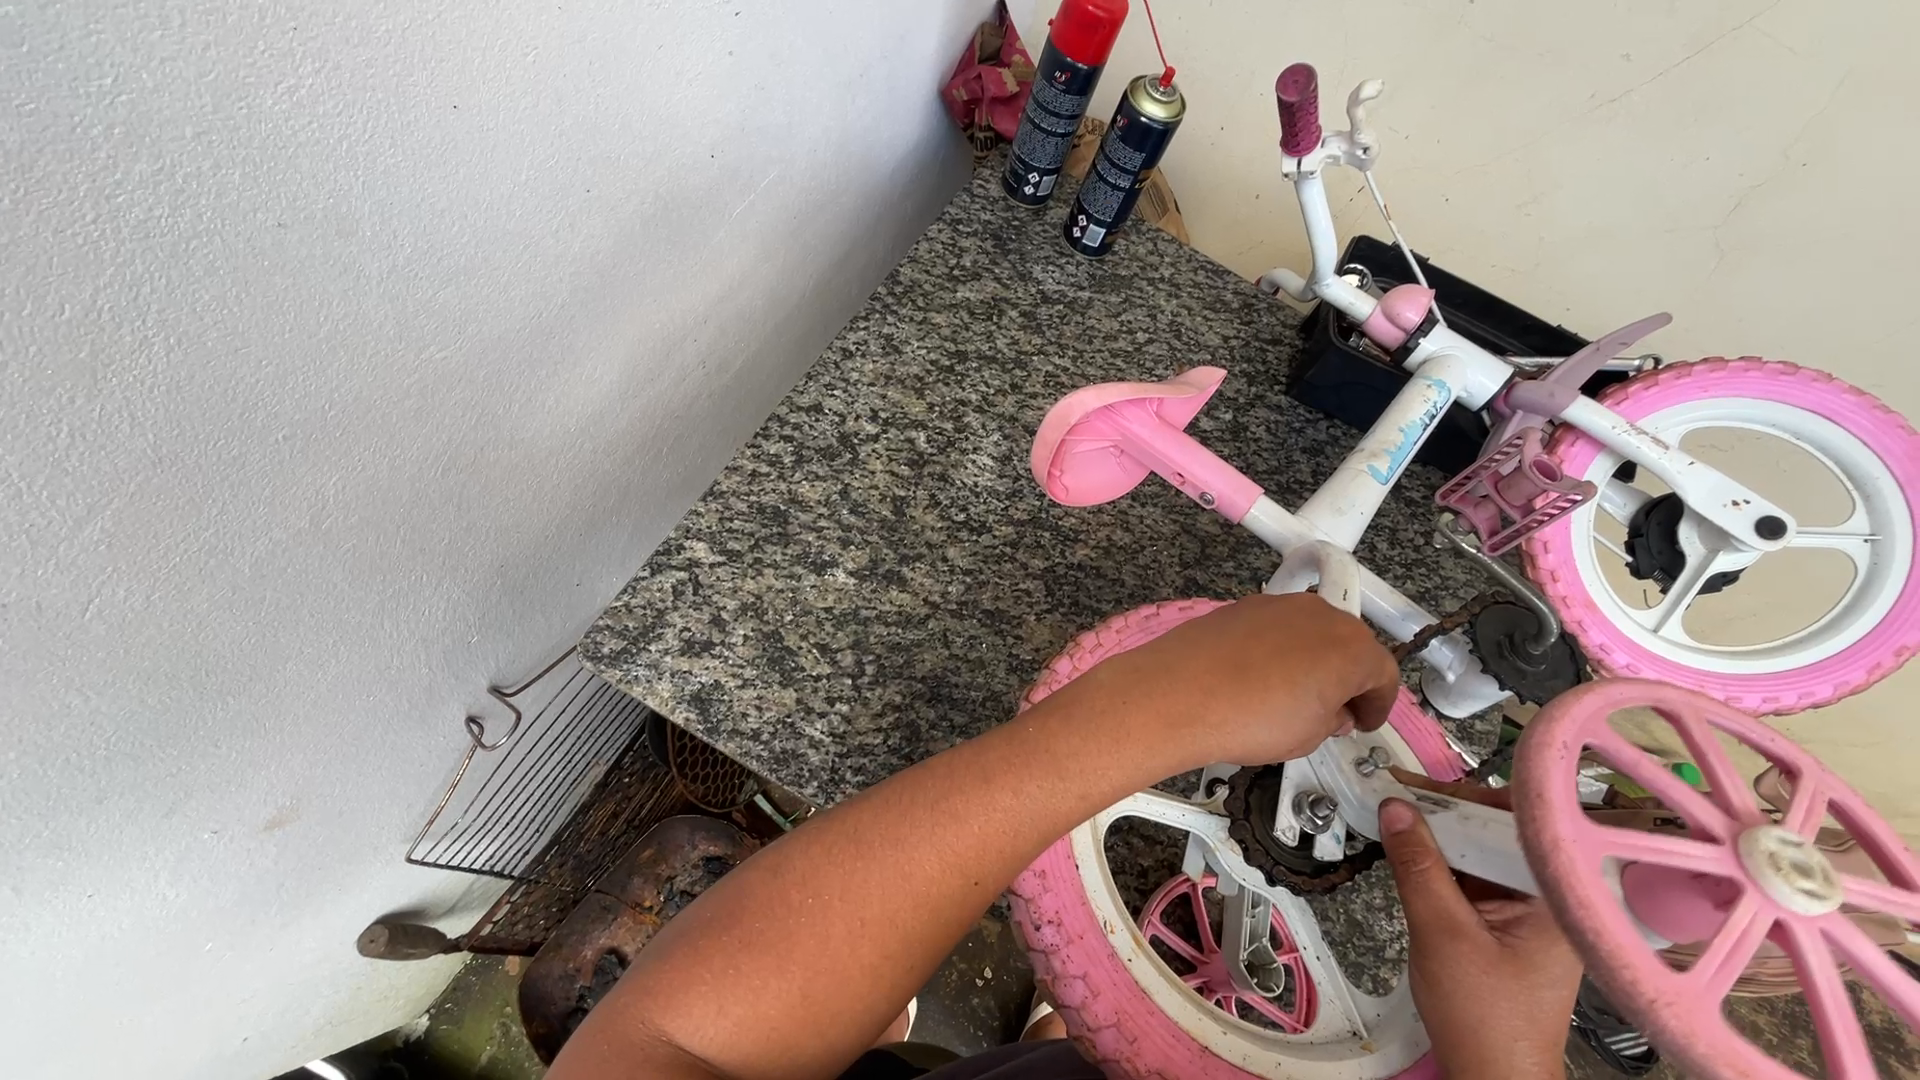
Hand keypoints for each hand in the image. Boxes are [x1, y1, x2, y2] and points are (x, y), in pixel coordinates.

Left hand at [1046, 592, 1401, 769]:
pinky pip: (1272, 628)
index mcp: (1352, 647)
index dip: (1376, 704)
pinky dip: (1275, 649)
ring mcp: (1275, 605)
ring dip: (1310, 660)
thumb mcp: (1309, 735)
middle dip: (1346, 677)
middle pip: (1347, 645)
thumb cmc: (1248, 717)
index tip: (1364, 720)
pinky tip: (1259, 678)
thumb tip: (1332, 712)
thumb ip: (1332, 719)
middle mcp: (1318, 615)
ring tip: (1292, 697)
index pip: (1382, 674)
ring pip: (1308, 632)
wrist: (1177, 695)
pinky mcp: (1239, 607)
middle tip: (1335, 710)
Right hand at [1378, 786, 1581, 1079]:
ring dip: (1438, 834)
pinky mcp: (1503, 923)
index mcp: (1559, 899)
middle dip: (1446, 811)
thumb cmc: (1482, 1014)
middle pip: (1499, 834)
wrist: (1490, 1077)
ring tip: (1394, 813)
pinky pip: (1471, 876)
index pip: (1520, 825)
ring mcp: (1527, 912)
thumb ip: (1418, 865)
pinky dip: (1438, 860)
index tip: (1418, 783)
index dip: (1470, 797)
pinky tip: (1407, 848)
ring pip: (1480, 852)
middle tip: (1396, 793)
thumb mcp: (1442, 932)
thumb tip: (1394, 805)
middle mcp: (1551, 899)